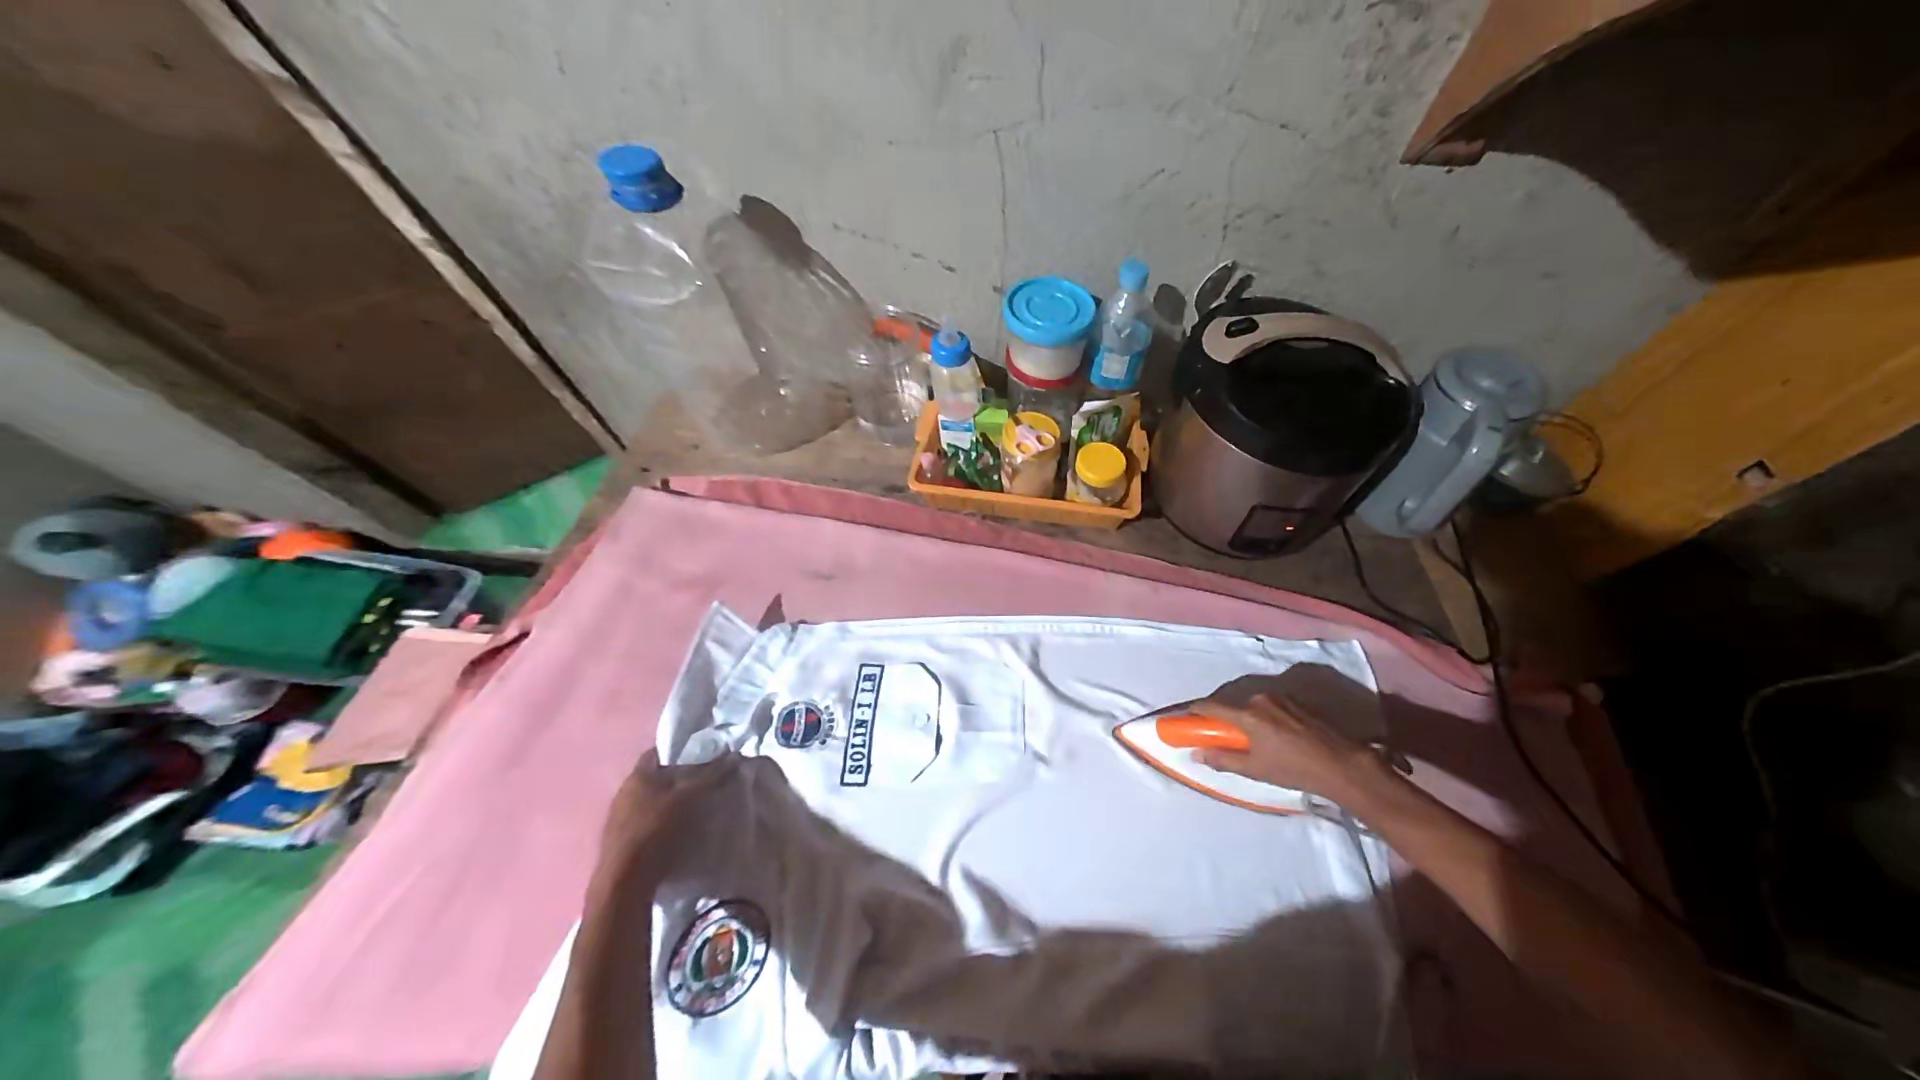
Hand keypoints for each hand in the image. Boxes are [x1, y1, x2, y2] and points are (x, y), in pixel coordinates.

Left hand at [594, 748, 726, 891]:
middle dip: (678, 779)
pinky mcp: (618, 842)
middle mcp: (623, 792)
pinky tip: (676, 833)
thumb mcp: (690, 798)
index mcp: (638, 775)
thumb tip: (734, 756)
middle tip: (704, 784)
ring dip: (669, 803)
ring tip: (694, 811)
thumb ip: (711, 775)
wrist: (624, 882)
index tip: (702, 756)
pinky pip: (645, 822)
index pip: (659, 751)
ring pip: (650, 801)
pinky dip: (661, 823)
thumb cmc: (657, 829)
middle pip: (656, 778)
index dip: (681, 751)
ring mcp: (617, 818)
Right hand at [1189, 694, 1382, 802]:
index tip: (1186, 717)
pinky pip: (1273, 706)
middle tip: (1229, 738)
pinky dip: (1268, 717)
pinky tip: (1279, 736)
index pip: (1211, 706)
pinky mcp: (1299, 701)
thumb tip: (1197, 753)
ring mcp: (1282, 698)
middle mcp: (1261, 699)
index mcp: (1247, 714)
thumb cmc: (1294, 769)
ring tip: (1258, 740)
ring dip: (1250, 718)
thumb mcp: (1255, 769)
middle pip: (1235, 706)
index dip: (1195, 711)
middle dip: (1228, 720)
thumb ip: (1223, 759)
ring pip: (1255, 705)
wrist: (1343, 765)